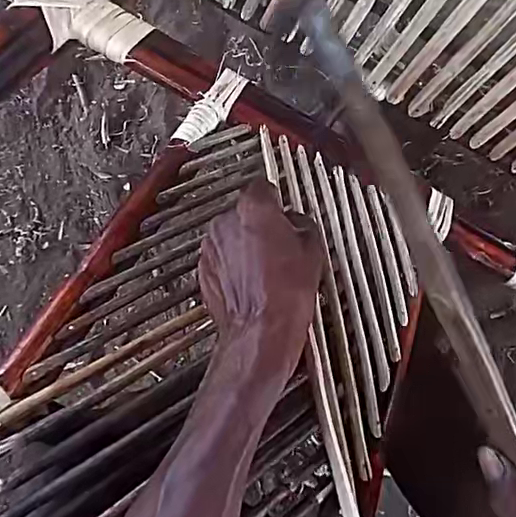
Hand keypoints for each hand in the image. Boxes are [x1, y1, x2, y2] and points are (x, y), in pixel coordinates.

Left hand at [197, 180, 323, 375]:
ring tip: (266, 267)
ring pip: (230, 234)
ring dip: (244, 244)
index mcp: (254, 209)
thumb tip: (296, 223)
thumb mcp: (312, 251)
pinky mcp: (204, 266)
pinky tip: (251, 280)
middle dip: (259, 224)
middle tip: (279, 244)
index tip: (281, 207)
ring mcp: (212, 244)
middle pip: (244, 212)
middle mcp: (227, 221)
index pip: (261, 186)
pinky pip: (221, 256)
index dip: (274, 198)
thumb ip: (302, 224)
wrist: (260, 330)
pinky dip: (232, 264)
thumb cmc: (285, 293)